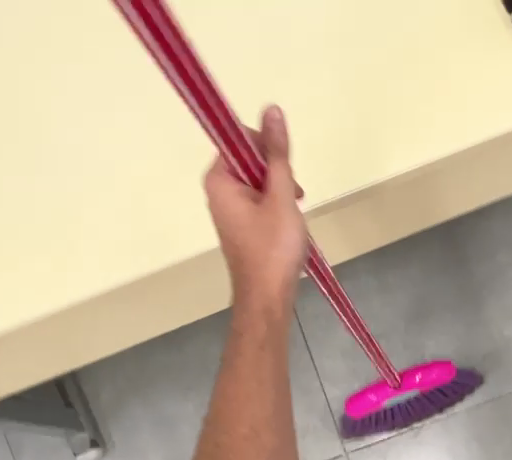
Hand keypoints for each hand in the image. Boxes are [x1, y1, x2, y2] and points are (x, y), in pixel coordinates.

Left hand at [204, 105, 307, 310]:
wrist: (267, 299)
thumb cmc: (273, 248)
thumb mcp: (282, 196)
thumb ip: (278, 154)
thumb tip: (272, 109)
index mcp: (219, 178)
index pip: (239, 138)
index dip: (266, 147)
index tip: (285, 171)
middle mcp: (218, 190)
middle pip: (250, 159)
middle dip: (277, 174)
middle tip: (293, 198)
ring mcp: (229, 210)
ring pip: (259, 182)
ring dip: (281, 193)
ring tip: (292, 217)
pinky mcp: (241, 227)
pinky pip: (260, 203)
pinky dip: (277, 209)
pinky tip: (289, 226)